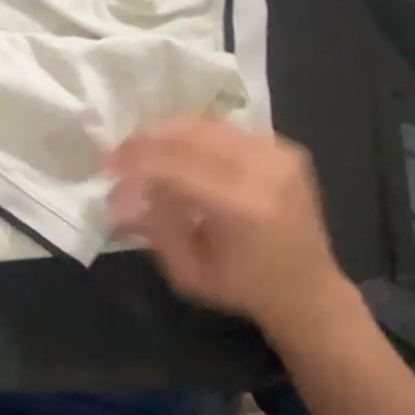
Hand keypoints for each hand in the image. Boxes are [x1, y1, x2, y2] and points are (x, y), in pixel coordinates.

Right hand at [108, 119, 354, 337]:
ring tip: (139, 149)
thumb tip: (125, 191)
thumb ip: (157, 227)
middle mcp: (266, 171)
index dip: (136, 164)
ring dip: (167, 133)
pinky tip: (174, 150)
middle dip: (146, 141)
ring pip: (209, 124)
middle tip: (115, 155)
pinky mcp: (285, 149)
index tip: (107, 170)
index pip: (177, 166)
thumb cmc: (243, 289)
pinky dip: (195, 135)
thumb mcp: (187, 272)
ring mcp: (281, 155)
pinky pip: (228, 129)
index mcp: (244, 208)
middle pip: (192, 135)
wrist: (308, 289)